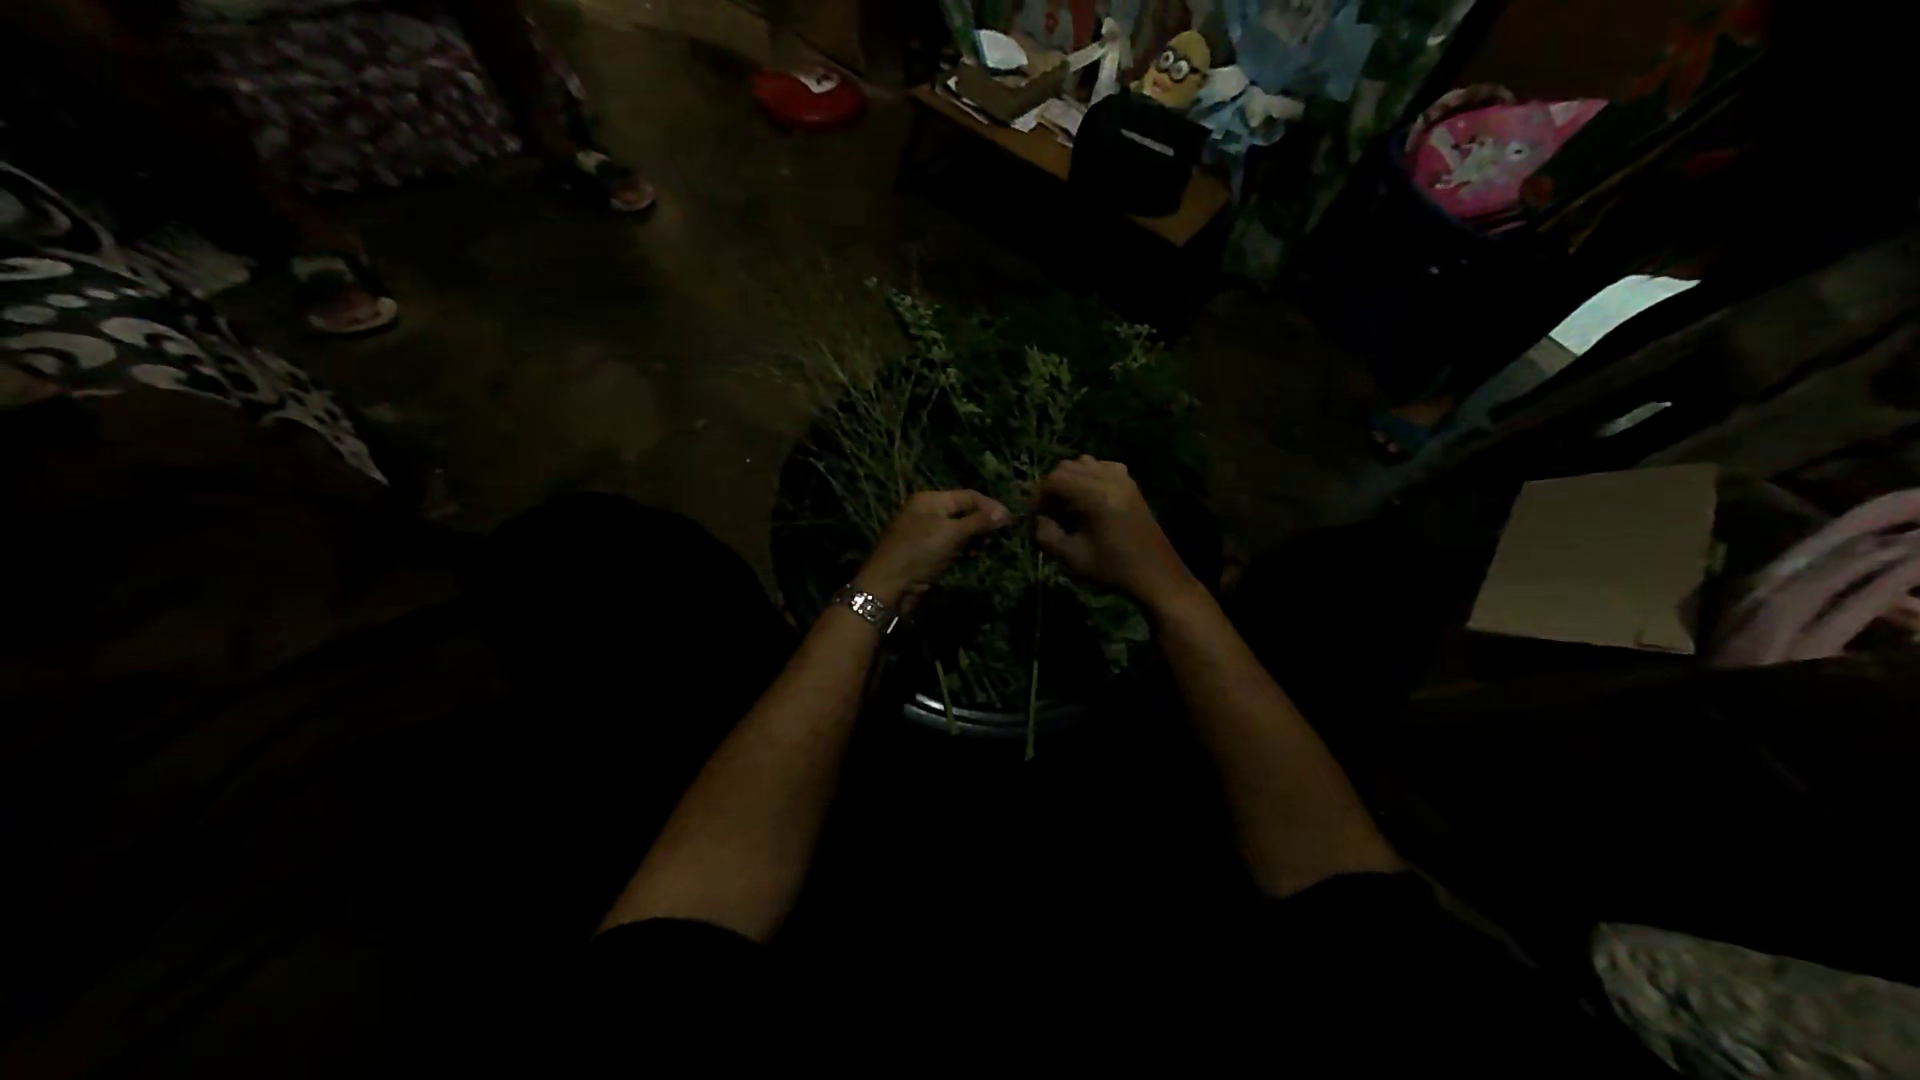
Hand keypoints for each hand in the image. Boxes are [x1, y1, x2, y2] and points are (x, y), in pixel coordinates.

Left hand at [854, 489, 1011, 608]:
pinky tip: (971, 555)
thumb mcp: (952, 534)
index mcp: (930, 499)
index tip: (1010, 521)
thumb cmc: (920, 554)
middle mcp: (927, 511)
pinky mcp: (926, 552)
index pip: (969, 496)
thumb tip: (1005, 513)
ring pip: (959, 529)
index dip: (991, 507)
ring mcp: (925, 532)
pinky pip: (951, 544)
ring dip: (974, 536)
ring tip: (985, 548)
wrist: (889, 587)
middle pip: (964, 511)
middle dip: (983, 522)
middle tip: (997, 538)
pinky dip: (963, 547)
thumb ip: (979, 521)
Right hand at [1035, 456, 1194, 611]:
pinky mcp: (1132, 485)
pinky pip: (1104, 467)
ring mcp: (1123, 479)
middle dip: (1052, 486)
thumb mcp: (1072, 557)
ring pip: (1085, 463)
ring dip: (1070, 479)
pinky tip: (1089, 498)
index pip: (1053, 480)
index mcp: (1094, 495)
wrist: (1156, 575)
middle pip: (1067, 467)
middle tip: (1049, 512)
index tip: (1035, 515)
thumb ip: (1046, 535)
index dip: (1038, 496)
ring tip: (1067, 505)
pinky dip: (1090, 476)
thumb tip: (1039, 519)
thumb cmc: (1112, 568)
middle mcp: (1109, 479)